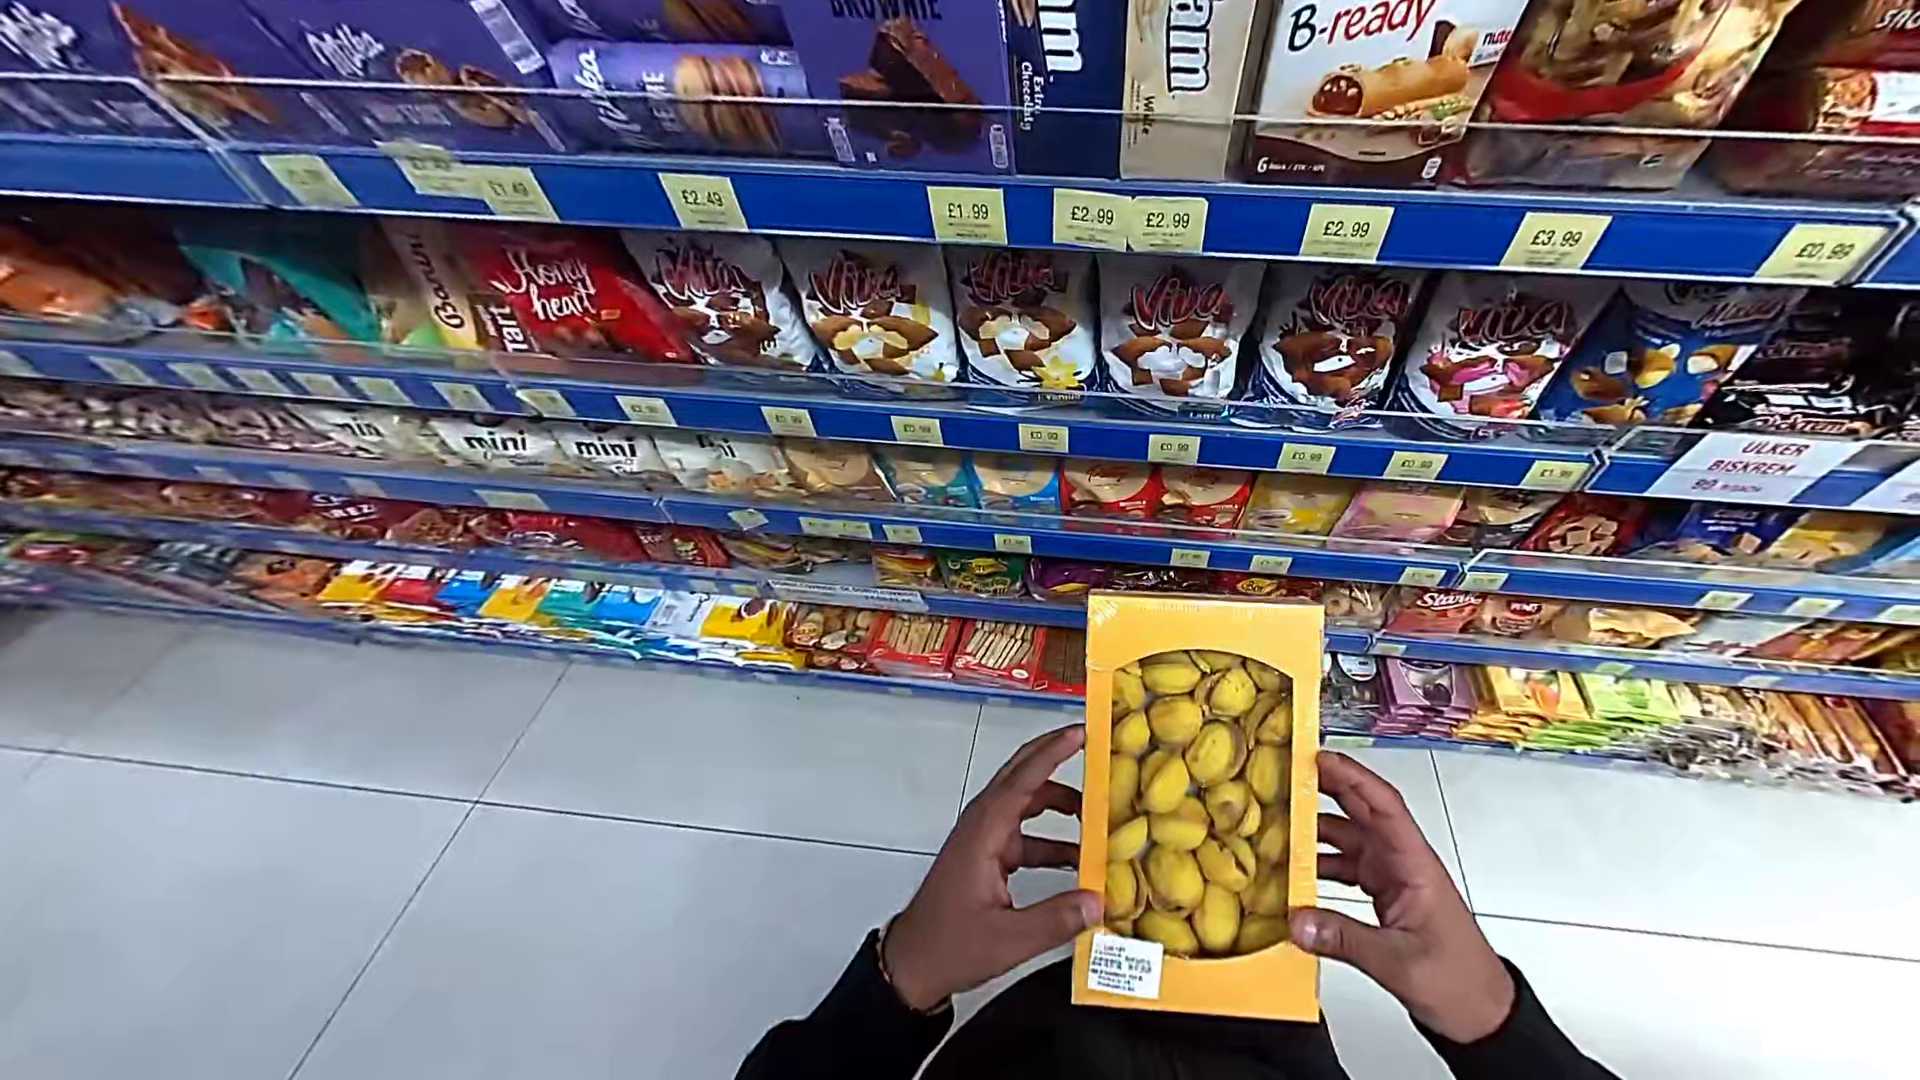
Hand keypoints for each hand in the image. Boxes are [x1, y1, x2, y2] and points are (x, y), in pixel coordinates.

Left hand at [882, 725, 1102, 1010]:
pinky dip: (1052, 840)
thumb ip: (1055, 919)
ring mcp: (986, 837)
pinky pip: (1026, 834)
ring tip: (1098, 811)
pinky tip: (1080, 858)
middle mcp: (985, 822)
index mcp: (985, 830)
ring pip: (1027, 804)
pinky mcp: (989, 854)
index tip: (1079, 733)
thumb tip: (1099, 900)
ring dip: (1059, 803)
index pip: (1022, 779)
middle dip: (1054, 756)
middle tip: (1092, 745)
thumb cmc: (951, 944)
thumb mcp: (1007, 939)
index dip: (1052, 753)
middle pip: (1021, 776)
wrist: (913, 962)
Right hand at [1290, 752, 1513, 1042]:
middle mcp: (1400, 860)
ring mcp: (1389, 873)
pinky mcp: (1379, 889)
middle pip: (1360, 808)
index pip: (1384, 805)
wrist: (1483, 1016)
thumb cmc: (1463, 985)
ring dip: (1312, 825)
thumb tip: (1298, 920)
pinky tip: (1293, 866)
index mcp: (1414, 864)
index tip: (1319, 758)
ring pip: (1345, 834)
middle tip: (1286, 770)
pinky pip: (1340, 860)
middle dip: (1324, 785)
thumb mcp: (1400, 963)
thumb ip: (1344, 939)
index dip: (1351, 776)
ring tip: (1279, 818)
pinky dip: (1315, 858)